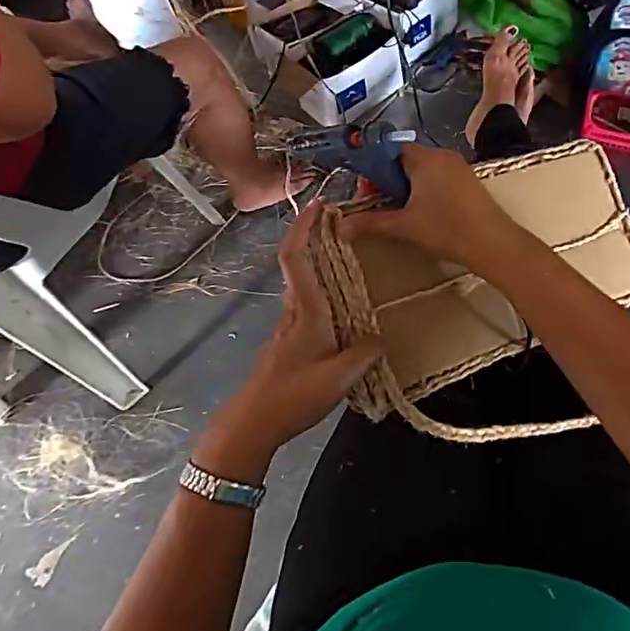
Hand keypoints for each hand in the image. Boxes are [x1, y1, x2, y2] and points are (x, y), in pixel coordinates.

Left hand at [197, 201, 384, 480]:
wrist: (250, 426)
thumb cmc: (293, 396)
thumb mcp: (341, 378)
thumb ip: (365, 352)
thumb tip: (379, 337)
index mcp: (306, 311)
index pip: (297, 257)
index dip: (305, 226)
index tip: (320, 204)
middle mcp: (294, 310)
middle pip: (296, 260)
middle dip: (312, 232)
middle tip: (338, 217)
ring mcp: (288, 325)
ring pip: (301, 280)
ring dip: (316, 257)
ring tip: (344, 250)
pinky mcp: (289, 340)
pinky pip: (306, 299)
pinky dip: (319, 283)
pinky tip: (340, 297)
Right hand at [342, 144, 534, 280]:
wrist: (493, 243)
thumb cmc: (446, 229)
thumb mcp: (404, 226)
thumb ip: (371, 223)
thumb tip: (341, 228)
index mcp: (424, 159)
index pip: (391, 150)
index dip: (374, 168)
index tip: (367, 191)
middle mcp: (442, 156)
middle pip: (406, 160)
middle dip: (389, 180)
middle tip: (380, 204)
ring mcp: (460, 168)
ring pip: (424, 170)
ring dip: (408, 187)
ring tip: (401, 212)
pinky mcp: (470, 182)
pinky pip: (440, 178)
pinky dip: (427, 190)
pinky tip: (425, 214)